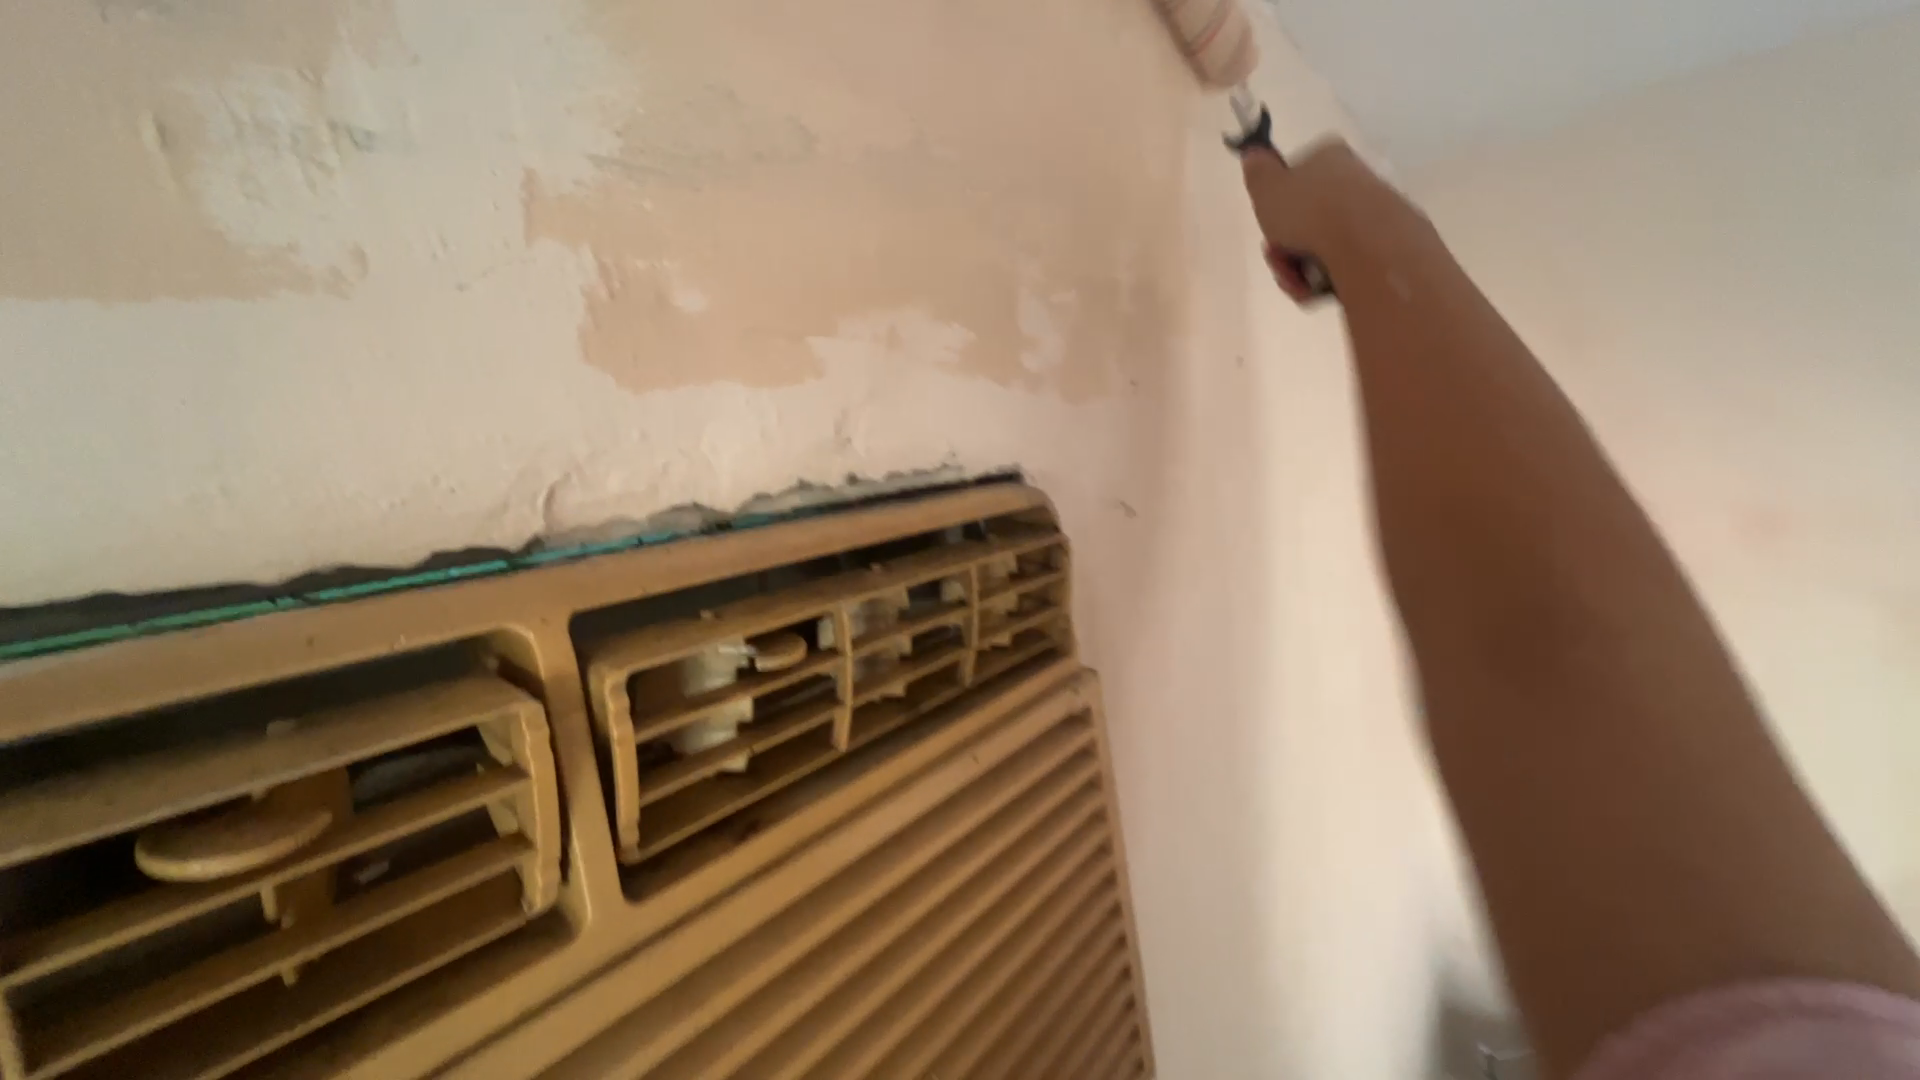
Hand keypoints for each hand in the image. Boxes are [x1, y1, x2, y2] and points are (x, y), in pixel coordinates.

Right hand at [1241, 139, 1422, 300]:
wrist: (1363, 243)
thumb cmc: (1309, 210)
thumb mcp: (1267, 187)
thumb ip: (1257, 171)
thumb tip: (1253, 152)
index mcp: (1328, 156)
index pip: (1295, 176)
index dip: (1276, 204)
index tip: (1268, 223)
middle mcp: (1351, 178)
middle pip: (1303, 218)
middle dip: (1283, 246)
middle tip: (1276, 256)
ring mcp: (1365, 212)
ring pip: (1316, 246)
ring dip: (1296, 268)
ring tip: (1296, 279)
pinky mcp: (1376, 245)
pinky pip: (1335, 265)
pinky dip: (1317, 280)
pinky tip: (1312, 288)